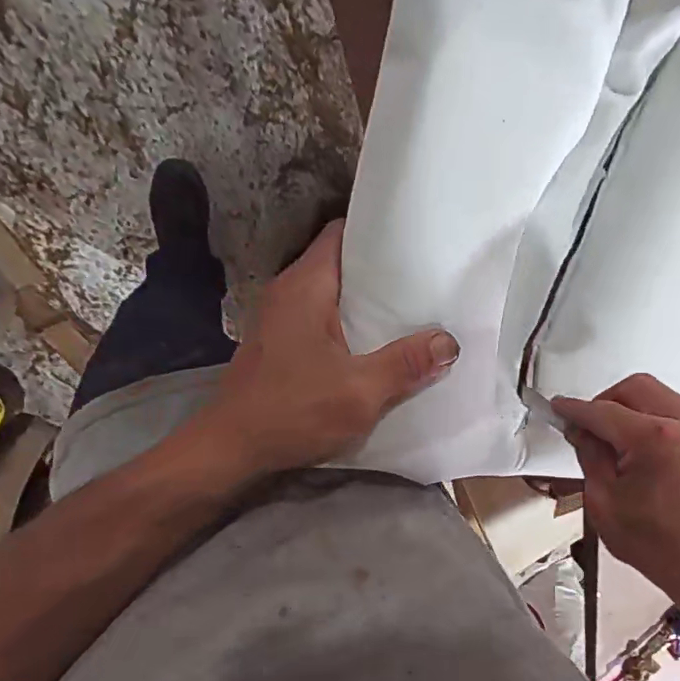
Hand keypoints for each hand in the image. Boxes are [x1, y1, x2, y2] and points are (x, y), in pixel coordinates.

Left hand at [195, 220, 459, 473]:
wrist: (231, 448)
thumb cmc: (292, 411)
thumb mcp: (359, 392)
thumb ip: (405, 364)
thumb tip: (449, 342)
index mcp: (305, 286)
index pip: (342, 233)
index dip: (379, 233)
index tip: (418, 243)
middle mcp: (288, 291)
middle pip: (340, 262)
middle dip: (381, 271)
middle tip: (425, 281)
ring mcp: (279, 317)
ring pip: (330, 293)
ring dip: (364, 301)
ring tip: (409, 310)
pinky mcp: (277, 342)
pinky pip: (319, 317)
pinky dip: (346, 323)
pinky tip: (373, 343)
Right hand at [551, 374, 679, 626]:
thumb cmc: (673, 554)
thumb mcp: (606, 506)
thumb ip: (590, 458)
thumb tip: (584, 433)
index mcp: (657, 441)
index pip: (602, 410)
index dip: (574, 409)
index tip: (563, 409)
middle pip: (636, 388)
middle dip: (607, 402)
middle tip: (590, 426)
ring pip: (664, 397)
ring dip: (637, 411)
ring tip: (623, 446)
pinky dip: (665, 423)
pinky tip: (653, 452)